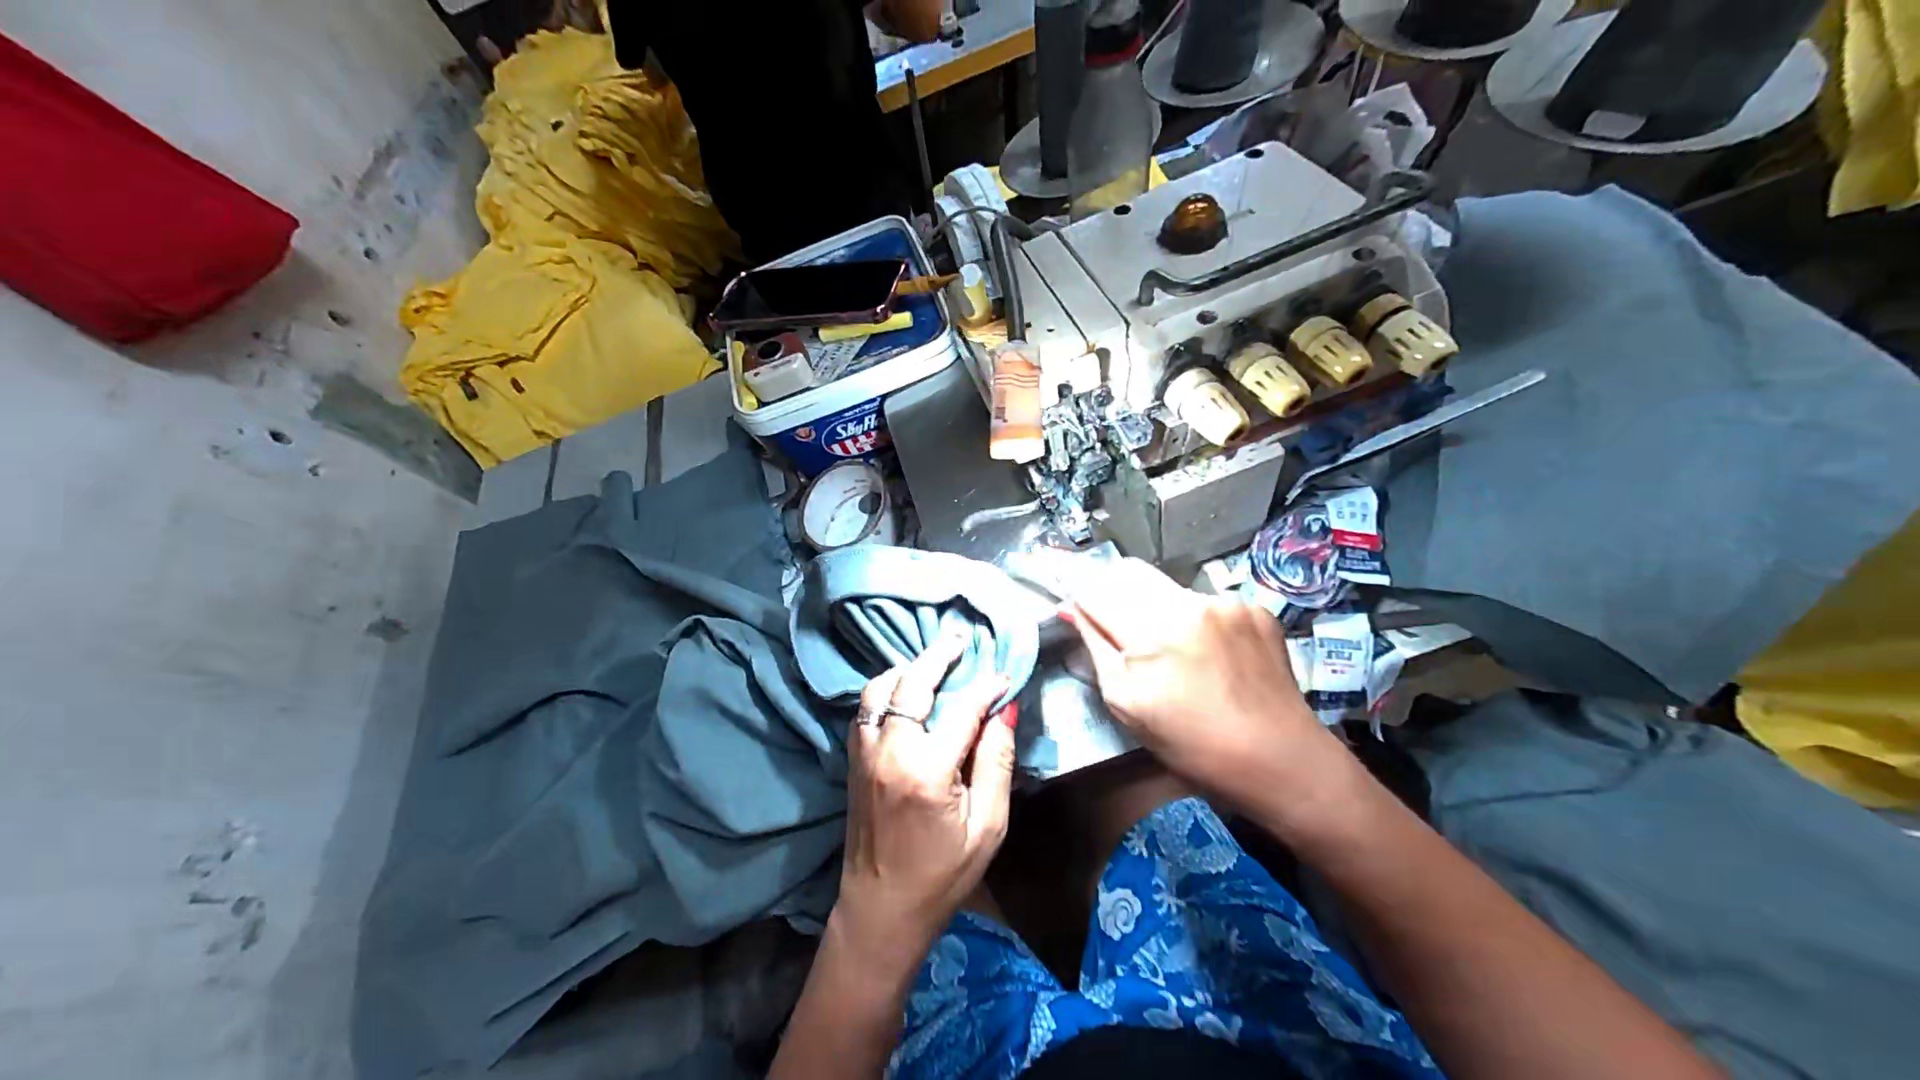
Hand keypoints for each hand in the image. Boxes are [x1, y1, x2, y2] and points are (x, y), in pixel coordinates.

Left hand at [833, 626, 1017, 976]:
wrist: (881, 908)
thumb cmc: (942, 875)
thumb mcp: (987, 827)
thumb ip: (995, 763)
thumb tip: (1003, 712)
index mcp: (926, 770)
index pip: (961, 709)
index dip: (985, 688)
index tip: (1003, 677)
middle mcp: (889, 751)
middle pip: (911, 683)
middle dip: (938, 655)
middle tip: (960, 637)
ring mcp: (864, 753)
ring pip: (878, 689)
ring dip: (906, 668)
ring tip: (932, 660)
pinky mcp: (853, 761)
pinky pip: (865, 708)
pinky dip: (885, 688)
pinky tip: (904, 689)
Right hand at [1059, 558, 1354, 817]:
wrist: (1281, 761)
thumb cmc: (1192, 745)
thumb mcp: (1126, 703)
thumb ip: (1095, 646)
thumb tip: (1071, 608)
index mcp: (1154, 629)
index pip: (1096, 587)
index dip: (1075, 588)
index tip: (1065, 591)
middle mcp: (1190, 602)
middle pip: (1128, 571)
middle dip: (1110, 591)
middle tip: (1109, 622)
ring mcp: (1227, 602)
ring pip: (1167, 586)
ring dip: (1151, 605)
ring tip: (1166, 649)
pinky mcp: (1254, 609)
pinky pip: (1204, 601)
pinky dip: (1191, 618)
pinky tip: (1204, 653)